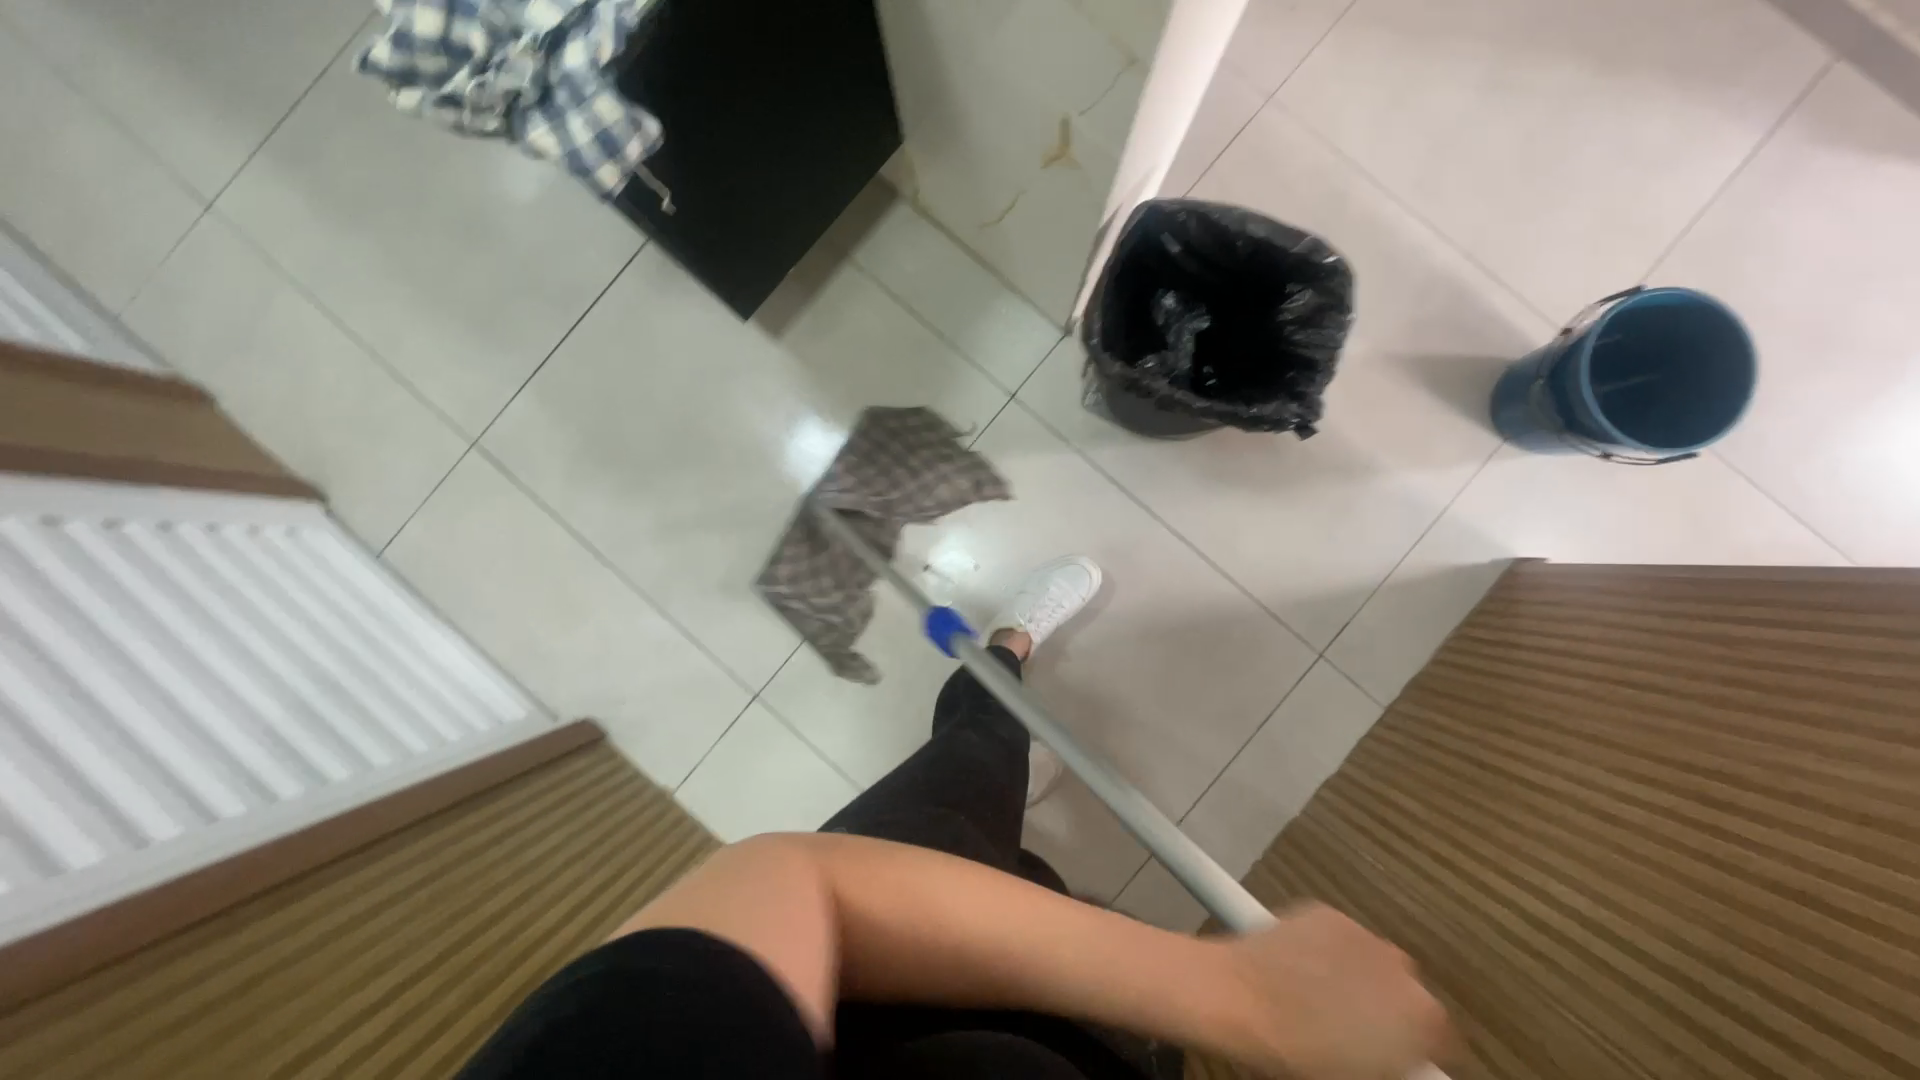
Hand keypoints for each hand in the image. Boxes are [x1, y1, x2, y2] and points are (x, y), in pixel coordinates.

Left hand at [1214, 903, 1453, 1079]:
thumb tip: (1395, 1055)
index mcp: (1422, 1016)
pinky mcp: (1327, 912)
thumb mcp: (1361, 1076)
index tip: (1399, 1055)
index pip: (1440, 1035)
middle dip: (1389, 1006)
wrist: (1241, 997)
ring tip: (1322, 991)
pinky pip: (1340, 936)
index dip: (1418, 1047)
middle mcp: (1402, 967)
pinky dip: (1330, 948)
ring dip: (1361, 974)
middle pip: (1408, 990)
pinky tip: (1303, 964)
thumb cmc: (1302, 1054)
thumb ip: (1392, 1064)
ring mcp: (1362, 933)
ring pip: (1374, 959)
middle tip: (1355, 1024)